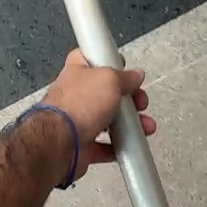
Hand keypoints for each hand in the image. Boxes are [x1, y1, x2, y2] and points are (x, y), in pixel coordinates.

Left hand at [38, 49, 155, 182]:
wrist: (60, 143)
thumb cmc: (80, 104)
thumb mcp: (109, 79)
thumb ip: (125, 77)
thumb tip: (136, 75)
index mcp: (77, 73)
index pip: (89, 59)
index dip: (107, 60)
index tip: (124, 68)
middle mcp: (76, 96)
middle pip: (106, 93)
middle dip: (128, 98)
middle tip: (140, 103)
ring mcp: (78, 122)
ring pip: (108, 121)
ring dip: (129, 124)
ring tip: (146, 126)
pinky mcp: (82, 146)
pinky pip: (105, 146)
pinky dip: (119, 147)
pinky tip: (132, 145)